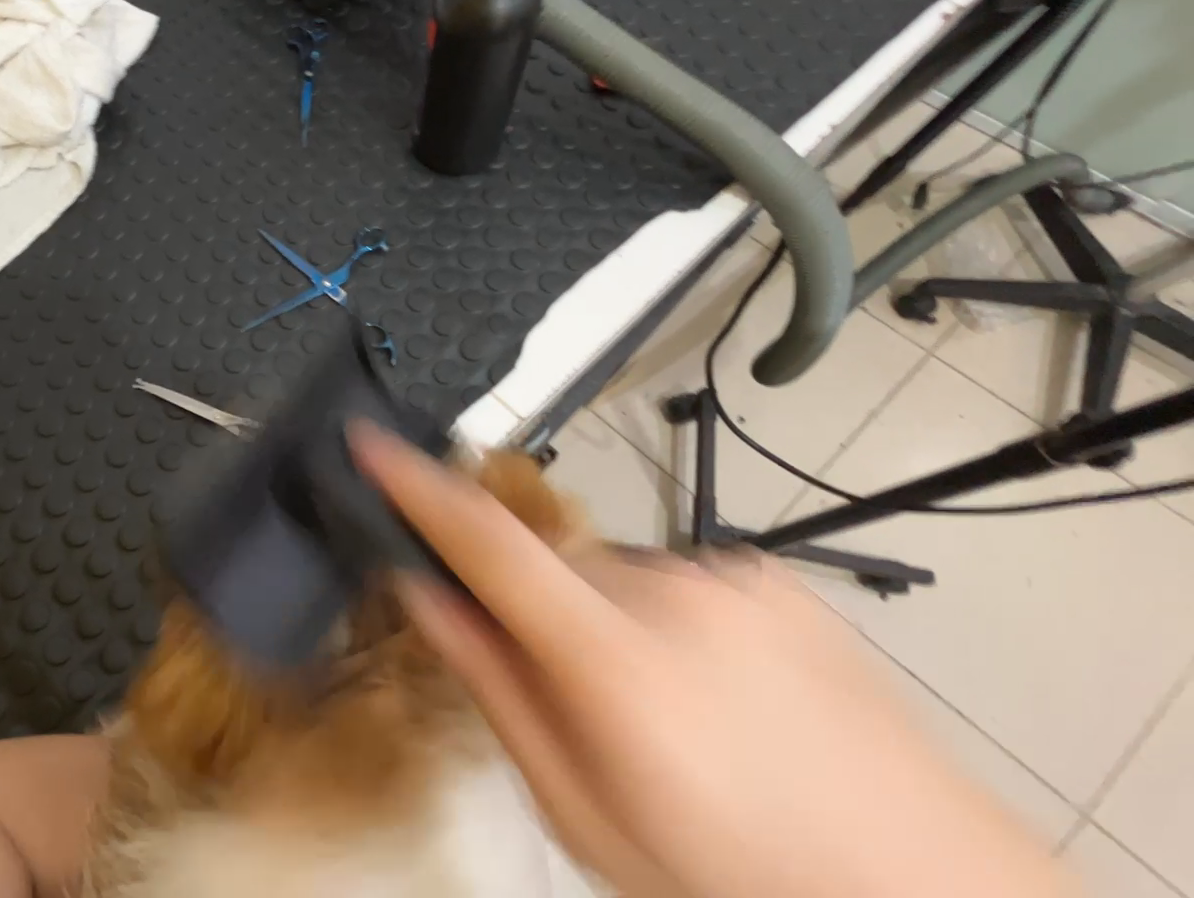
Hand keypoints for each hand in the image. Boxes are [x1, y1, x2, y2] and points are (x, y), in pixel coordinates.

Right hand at [350, 423, 1077, 897]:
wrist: (928, 893)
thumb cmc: (726, 876)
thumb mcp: (580, 810)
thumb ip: (496, 688)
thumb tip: (425, 594)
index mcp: (611, 658)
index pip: (488, 544)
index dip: (418, 487)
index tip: (367, 443)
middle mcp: (669, 589)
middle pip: (549, 563)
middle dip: (533, 608)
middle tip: (571, 697)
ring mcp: (731, 575)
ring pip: (612, 574)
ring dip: (604, 619)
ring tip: (664, 710)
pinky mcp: (775, 576)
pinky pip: (676, 578)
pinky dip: (664, 618)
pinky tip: (719, 691)